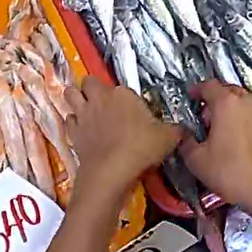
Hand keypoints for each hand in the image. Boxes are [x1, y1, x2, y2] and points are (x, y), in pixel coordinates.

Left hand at [66, 77, 180, 210]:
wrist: (112, 170)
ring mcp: (83, 114)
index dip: (123, 96)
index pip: (120, 86)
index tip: (130, 109)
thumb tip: (184, 130)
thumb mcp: (167, 138)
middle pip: (87, 81)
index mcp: (122, 94)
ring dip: (75, 98)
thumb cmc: (141, 148)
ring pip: (70, 94)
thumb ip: (175, 131)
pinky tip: (82, 130)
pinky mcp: (73, 131)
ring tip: (84, 107)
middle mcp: (99, 98)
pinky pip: (68, 119)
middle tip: (101, 100)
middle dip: (91, 87)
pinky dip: (73, 122)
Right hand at [180, 81, 251, 212]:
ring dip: (231, 107)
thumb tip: (184, 134)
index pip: (209, 85)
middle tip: (204, 115)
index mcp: (226, 103)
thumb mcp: (196, 159)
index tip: (191, 98)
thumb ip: (185, 141)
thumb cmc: (229, 171)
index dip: (197, 90)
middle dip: (214, 98)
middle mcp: (247, 101)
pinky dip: (244, 117)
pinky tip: (237, 134)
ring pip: (243, 100)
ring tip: (221, 125)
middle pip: (228, 90)